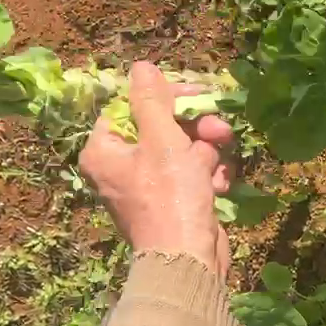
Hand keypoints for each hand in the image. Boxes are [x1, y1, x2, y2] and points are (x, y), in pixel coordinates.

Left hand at [80, 61, 233, 275]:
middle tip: (221, 131)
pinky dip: (209, 176)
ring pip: (184, 151)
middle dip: (197, 130)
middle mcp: (121, 167)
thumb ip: (153, 101)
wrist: (189, 259)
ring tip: (219, 167)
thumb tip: (142, 66)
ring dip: (207, 154)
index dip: (169, 99)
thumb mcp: (162, 141)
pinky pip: (192, 176)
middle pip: (163, 128)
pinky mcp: (174, 203)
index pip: (133, 107)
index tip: (199, 96)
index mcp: (105, 150)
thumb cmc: (170, 198)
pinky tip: (219, 186)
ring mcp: (149, 188)